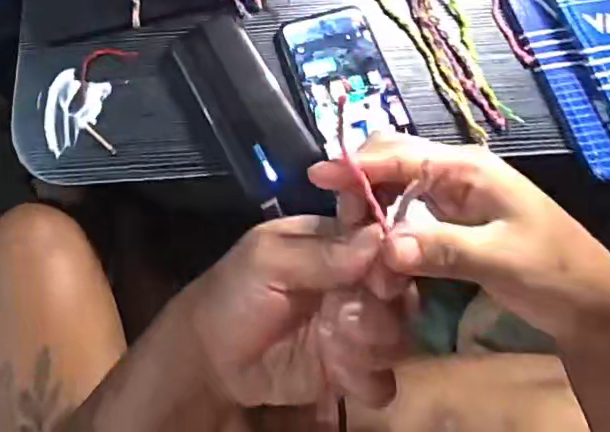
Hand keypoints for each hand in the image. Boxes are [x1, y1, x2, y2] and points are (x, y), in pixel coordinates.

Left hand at [170, 215, 411, 409]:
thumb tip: (376, 236)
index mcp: (330, 240)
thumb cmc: (234, 291)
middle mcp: (351, 279)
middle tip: (352, 312)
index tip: (382, 267)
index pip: (376, 234)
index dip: (389, 248)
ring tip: (337, 340)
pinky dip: (367, 377)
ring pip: (396, 331)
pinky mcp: (351, 368)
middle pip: (396, 285)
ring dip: (374, 338)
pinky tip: (340, 373)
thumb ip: (321, 253)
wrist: (213, 357)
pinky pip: (383, 377)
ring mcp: (353, 324)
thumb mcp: (267, 260)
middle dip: (384, 300)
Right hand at [308, 132, 609, 342]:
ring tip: (353, 233)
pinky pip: (409, 209)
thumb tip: (386, 245)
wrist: (602, 310)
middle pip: (392, 160)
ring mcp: (455, 193)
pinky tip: (378, 242)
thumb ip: (444, 249)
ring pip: (397, 184)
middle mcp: (455, 171)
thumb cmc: (558, 274)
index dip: (357, 163)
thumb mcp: (503, 260)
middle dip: (360, 182)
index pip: (399, 154)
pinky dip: (388, 221)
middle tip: (338, 217)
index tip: (319, 175)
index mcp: (466, 167)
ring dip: (372, 204)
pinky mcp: (455, 217)